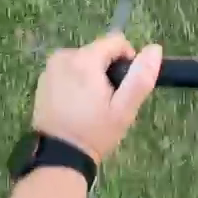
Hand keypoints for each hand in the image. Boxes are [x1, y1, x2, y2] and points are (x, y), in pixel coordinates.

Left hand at [31, 34, 162, 161]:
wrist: (60, 156)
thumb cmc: (95, 132)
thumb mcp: (124, 109)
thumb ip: (141, 77)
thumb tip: (155, 48)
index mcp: (84, 59)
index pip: (116, 41)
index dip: (128, 61)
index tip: (124, 87)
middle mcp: (63, 56)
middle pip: (98, 52)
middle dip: (107, 71)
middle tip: (108, 102)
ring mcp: (50, 68)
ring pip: (84, 61)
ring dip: (92, 77)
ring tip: (93, 106)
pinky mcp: (42, 80)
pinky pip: (68, 71)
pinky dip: (76, 82)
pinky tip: (77, 106)